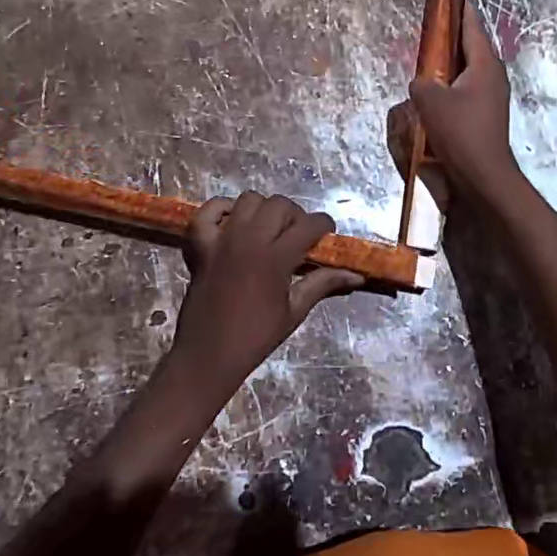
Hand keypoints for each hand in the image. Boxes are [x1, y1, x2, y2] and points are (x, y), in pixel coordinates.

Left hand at [172, 192, 363, 391]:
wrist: (207, 355)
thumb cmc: (255, 337)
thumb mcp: (295, 311)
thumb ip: (323, 284)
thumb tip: (357, 276)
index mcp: (276, 258)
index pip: (310, 224)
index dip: (324, 226)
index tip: (326, 235)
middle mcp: (250, 241)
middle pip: (280, 204)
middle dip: (295, 215)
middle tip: (296, 236)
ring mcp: (221, 240)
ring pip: (248, 200)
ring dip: (262, 209)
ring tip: (266, 229)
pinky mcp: (199, 246)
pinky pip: (206, 211)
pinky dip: (220, 210)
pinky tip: (232, 224)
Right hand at [392, 6, 521, 201]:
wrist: (484, 176)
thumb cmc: (460, 133)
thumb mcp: (430, 101)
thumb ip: (421, 83)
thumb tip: (422, 84)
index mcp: (485, 64)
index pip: (471, 26)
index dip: (459, 9)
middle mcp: (493, 76)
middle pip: (470, 48)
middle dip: (450, 39)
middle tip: (429, 30)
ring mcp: (493, 97)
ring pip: (467, 72)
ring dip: (449, 67)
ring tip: (427, 63)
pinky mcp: (487, 116)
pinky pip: (466, 92)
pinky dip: (451, 88)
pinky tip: (435, 97)